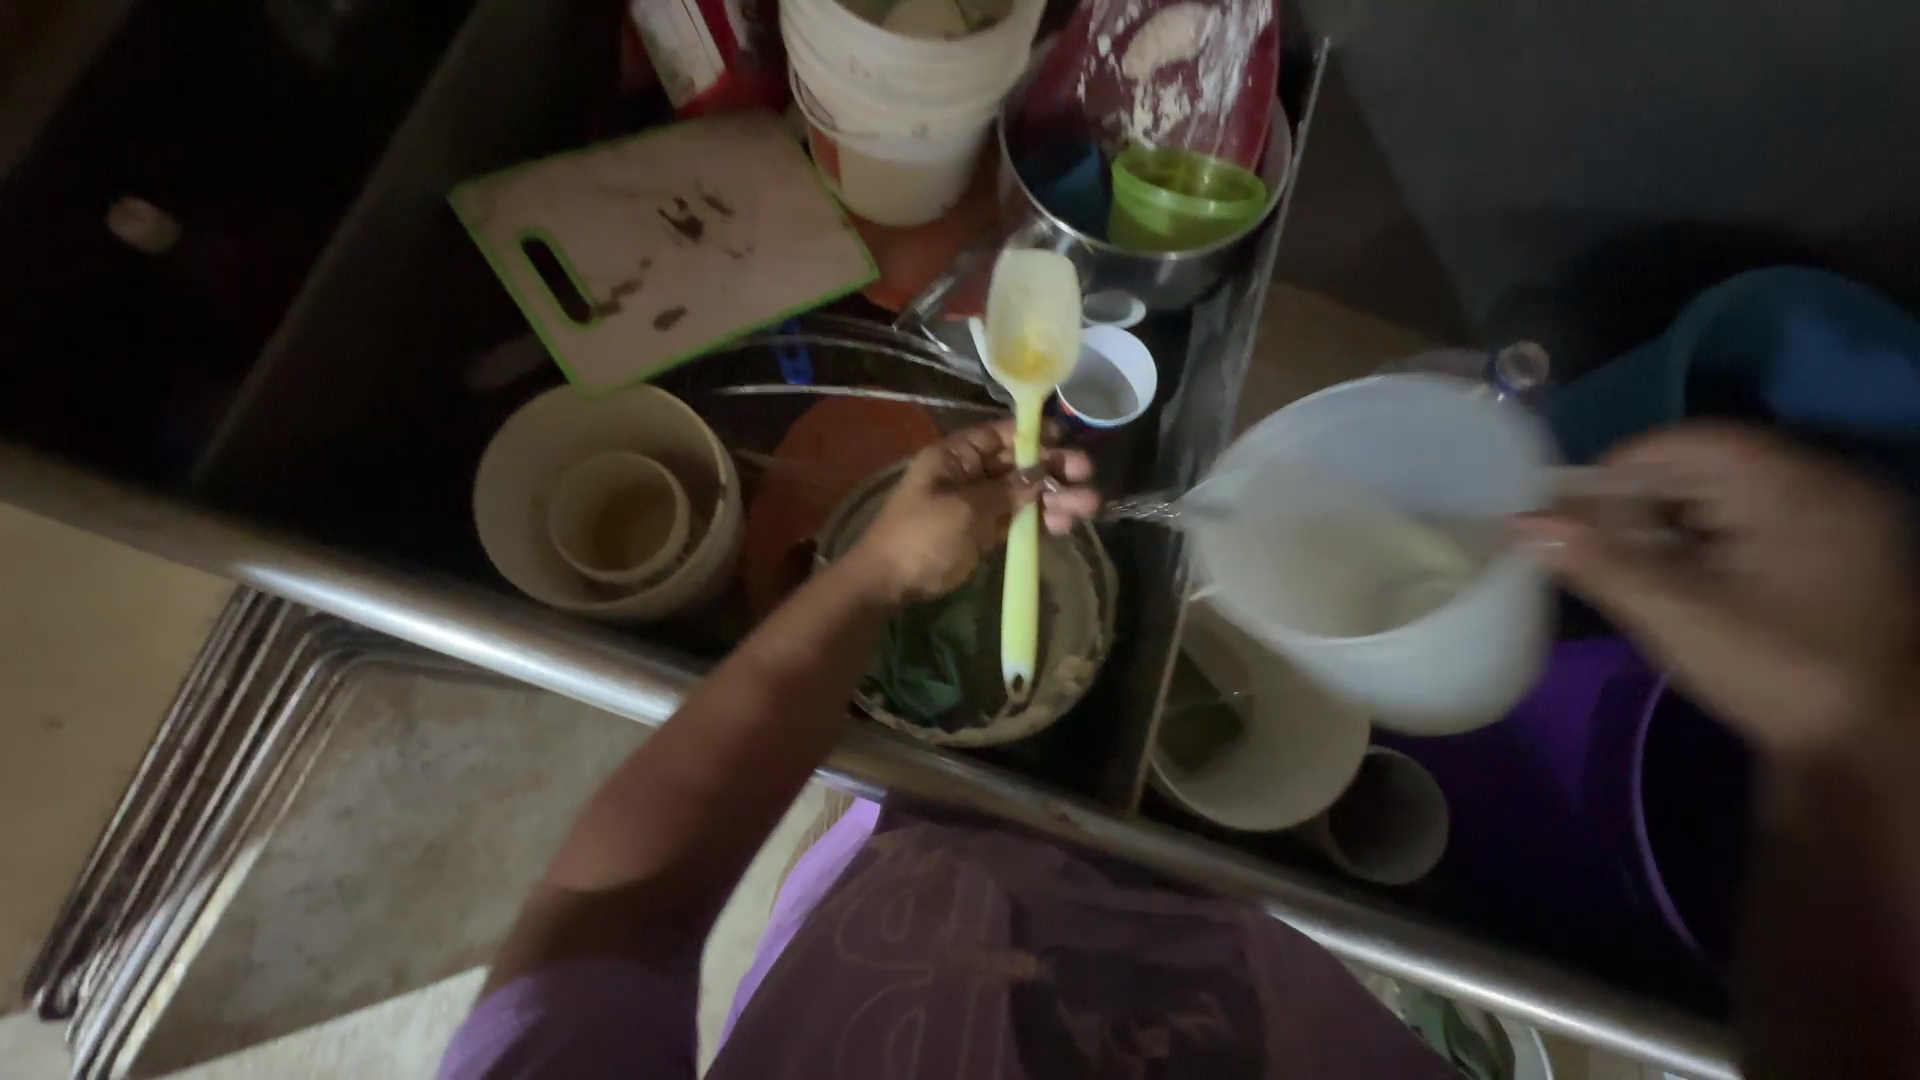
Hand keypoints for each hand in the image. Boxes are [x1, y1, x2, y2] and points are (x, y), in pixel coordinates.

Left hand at [847, 419, 1099, 606]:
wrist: (889, 583)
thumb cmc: (921, 536)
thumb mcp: (965, 508)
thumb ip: (1006, 490)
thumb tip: (1042, 472)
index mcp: (955, 456)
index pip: (998, 434)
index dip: (1032, 434)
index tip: (1066, 439)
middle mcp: (969, 474)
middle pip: (1017, 464)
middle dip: (1052, 469)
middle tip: (1087, 475)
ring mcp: (977, 504)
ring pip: (1022, 494)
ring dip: (1054, 498)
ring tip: (1089, 506)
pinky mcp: (983, 532)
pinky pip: (1017, 520)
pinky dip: (1039, 522)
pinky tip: (1066, 524)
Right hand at [1516, 423, 1918, 753]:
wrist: (1869, 742)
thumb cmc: (1775, 670)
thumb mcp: (1674, 614)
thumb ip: (1595, 561)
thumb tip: (1518, 523)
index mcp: (1796, 491)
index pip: (1686, 443)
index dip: (1616, 470)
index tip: (1572, 516)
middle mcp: (1820, 488)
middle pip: (1696, 466)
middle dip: (1630, 503)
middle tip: (1588, 549)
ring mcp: (1827, 518)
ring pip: (1710, 494)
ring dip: (1653, 525)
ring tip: (1625, 569)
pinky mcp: (1820, 547)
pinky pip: (1734, 518)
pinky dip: (1686, 539)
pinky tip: (1668, 578)